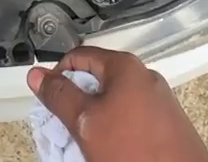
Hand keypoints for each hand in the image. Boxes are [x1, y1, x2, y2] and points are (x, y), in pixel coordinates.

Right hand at [27, 47, 207, 161]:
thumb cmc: (133, 151)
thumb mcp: (86, 124)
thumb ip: (59, 96)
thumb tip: (36, 73)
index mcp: (125, 66)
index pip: (79, 56)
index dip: (59, 76)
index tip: (51, 103)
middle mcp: (146, 76)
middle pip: (99, 79)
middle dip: (80, 101)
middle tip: (69, 128)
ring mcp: (161, 101)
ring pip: (117, 101)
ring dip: (99, 118)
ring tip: (91, 145)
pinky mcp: (171, 125)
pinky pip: (135, 117)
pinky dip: (120, 129)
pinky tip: (115, 151)